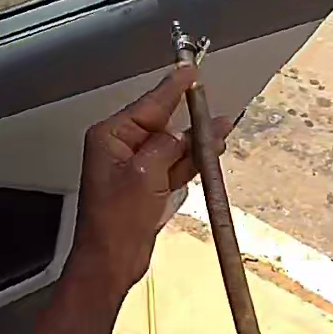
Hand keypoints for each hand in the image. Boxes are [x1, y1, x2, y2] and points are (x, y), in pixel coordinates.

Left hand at [67, 65, 228, 299]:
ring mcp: (135, 167)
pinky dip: (191, 160)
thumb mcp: (145, 175)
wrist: (111, 263)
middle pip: (160, 123)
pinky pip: (172, 165)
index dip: (172, 88)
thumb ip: (167, 147)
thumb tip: (186, 134)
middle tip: (213, 105)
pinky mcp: (146, 185)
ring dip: (195, 140)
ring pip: (171, 145)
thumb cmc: (117, 220)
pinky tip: (210, 151)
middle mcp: (121, 147)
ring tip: (221, 128)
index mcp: (111, 137)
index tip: (190, 70)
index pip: (148, 105)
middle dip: (188, 117)